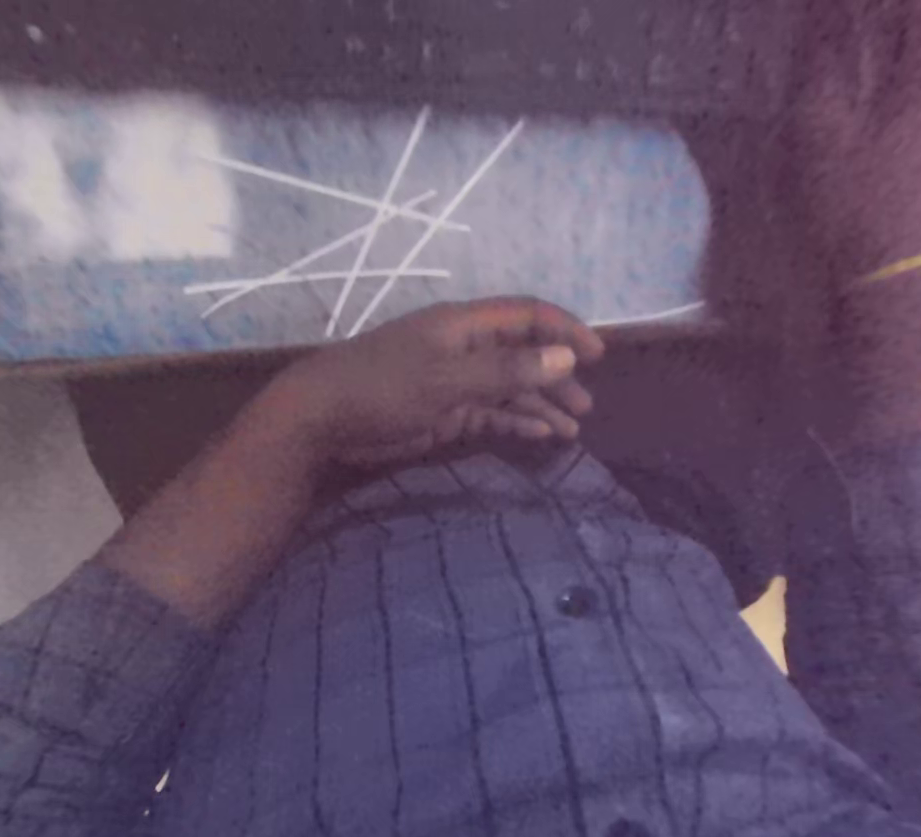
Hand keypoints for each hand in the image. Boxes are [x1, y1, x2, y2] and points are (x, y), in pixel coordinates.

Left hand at [262, 297, 606, 468]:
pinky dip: (512, 421)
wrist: (322, 418)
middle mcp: (462, 350)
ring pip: (507, 388)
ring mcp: (451, 382)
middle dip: (556, 376)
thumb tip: (565, 357)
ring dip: (539, 405)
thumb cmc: (381, 388)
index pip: (526, 316)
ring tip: (570, 428)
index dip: (565, 331)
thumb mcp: (445, 379)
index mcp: (463, 326)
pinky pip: (487, 413)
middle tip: (585, 406)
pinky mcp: (440, 413)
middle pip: (522, 355)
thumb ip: (504, 370)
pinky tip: (537, 434)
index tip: (598, 356)